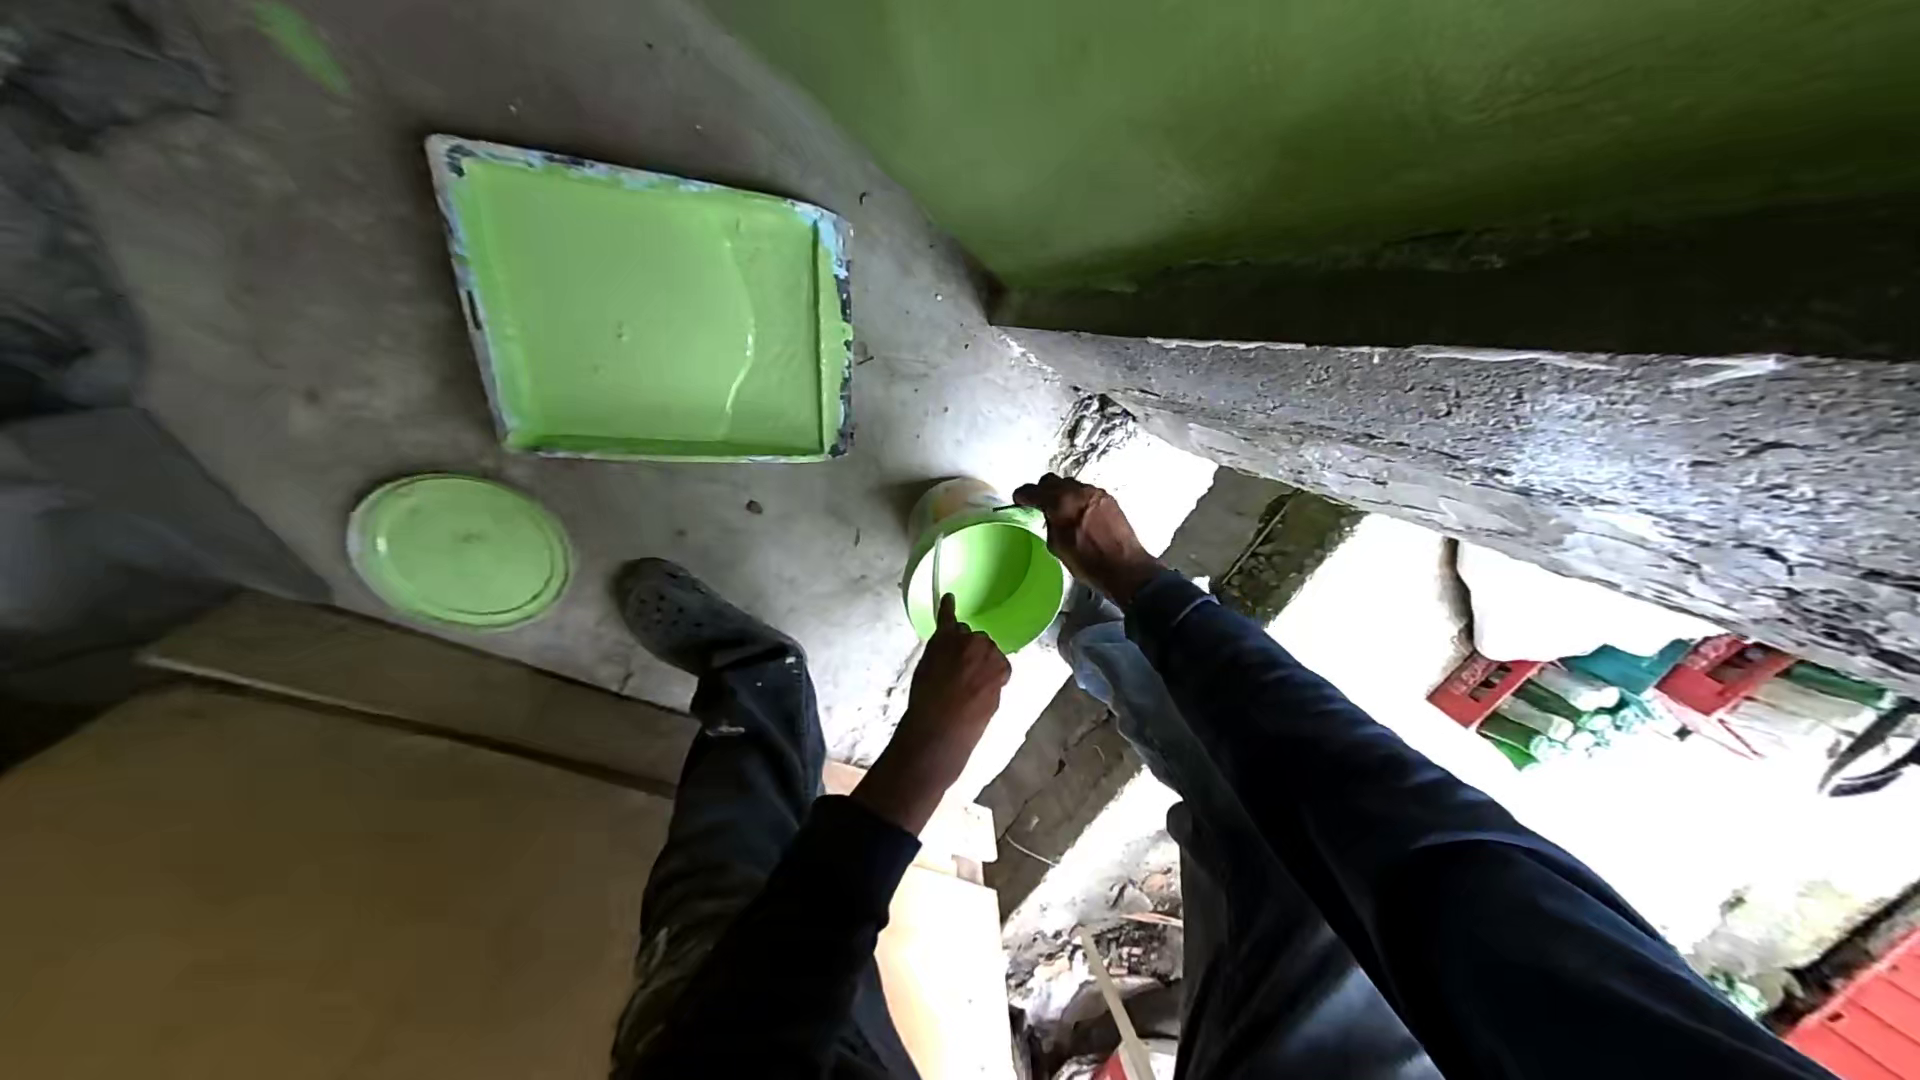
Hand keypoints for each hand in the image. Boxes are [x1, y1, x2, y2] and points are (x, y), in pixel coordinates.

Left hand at [853, 594, 1011, 833]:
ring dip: (958, 645)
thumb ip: (989, 682)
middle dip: (972, 657)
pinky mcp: (940, 642)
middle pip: (980, 644)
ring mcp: (961, 642)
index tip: (977, 685)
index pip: (997, 661)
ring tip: (948, 667)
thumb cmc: (965, 726)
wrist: (936, 730)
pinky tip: (948, 597)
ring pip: (964, 634)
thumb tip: (982, 677)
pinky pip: (946, 618)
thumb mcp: (990, 705)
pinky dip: (946, 608)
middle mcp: (984, 648)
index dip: (985, 673)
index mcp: (1000, 667)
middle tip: (961, 679)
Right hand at [1013, 473, 1161, 604]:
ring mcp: (1096, 493)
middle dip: (1042, 490)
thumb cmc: (1089, 562)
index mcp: (1061, 502)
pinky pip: (1086, 492)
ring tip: (1060, 511)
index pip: (1033, 490)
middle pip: (1052, 481)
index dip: (1022, 495)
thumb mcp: (1057, 546)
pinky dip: (1077, 499)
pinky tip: (1078, 515)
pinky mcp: (1109, 499)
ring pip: (1071, 485)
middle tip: (1037, 504)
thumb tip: (1049, 516)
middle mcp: (1078, 492)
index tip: (1019, 499)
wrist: (1125, 568)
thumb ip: (1049, 524)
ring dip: (1061, 494)